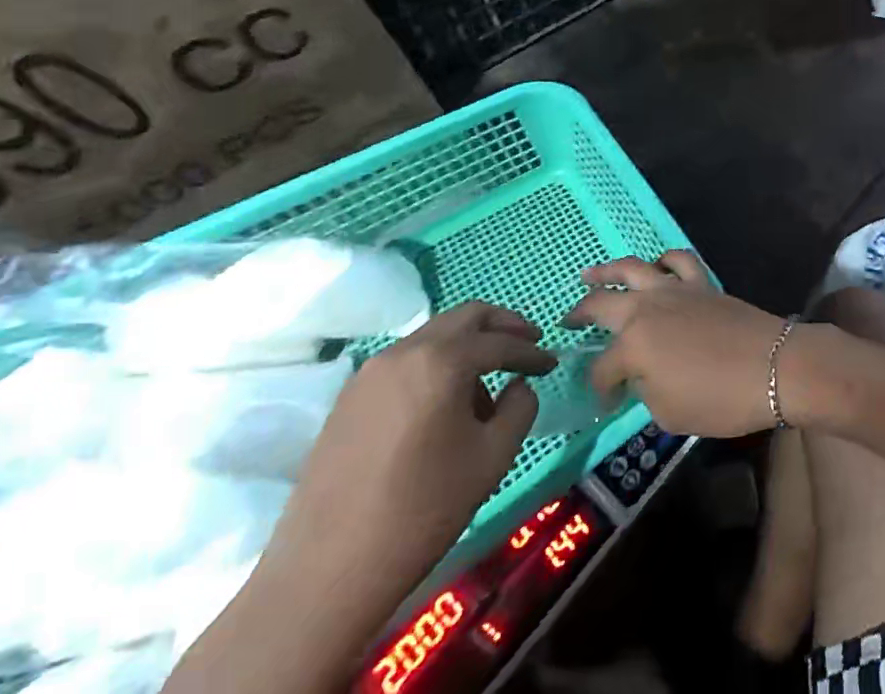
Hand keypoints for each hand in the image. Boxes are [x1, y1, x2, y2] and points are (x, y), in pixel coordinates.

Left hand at [256, 302, 555, 600]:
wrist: (332, 566)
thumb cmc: (427, 506)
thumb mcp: (495, 455)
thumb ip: (521, 407)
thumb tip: (517, 387)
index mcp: (441, 361)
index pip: (500, 342)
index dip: (532, 352)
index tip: (553, 365)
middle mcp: (402, 353)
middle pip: (463, 318)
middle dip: (502, 326)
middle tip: (529, 344)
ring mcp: (368, 374)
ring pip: (432, 338)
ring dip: (468, 348)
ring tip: (488, 389)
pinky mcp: (348, 399)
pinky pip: (405, 363)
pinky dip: (436, 366)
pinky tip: (446, 406)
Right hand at [567, 251, 785, 437]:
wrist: (776, 367)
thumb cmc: (721, 399)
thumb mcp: (670, 413)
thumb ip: (645, 393)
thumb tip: (640, 377)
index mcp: (633, 345)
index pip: (602, 369)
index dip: (600, 389)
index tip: (606, 402)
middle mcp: (647, 309)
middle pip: (601, 306)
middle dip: (579, 316)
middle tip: (568, 324)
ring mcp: (675, 290)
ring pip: (632, 269)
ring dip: (606, 271)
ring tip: (589, 275)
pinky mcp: (703, 284)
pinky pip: (679, 261)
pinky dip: (664, 260)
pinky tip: (656, 266)